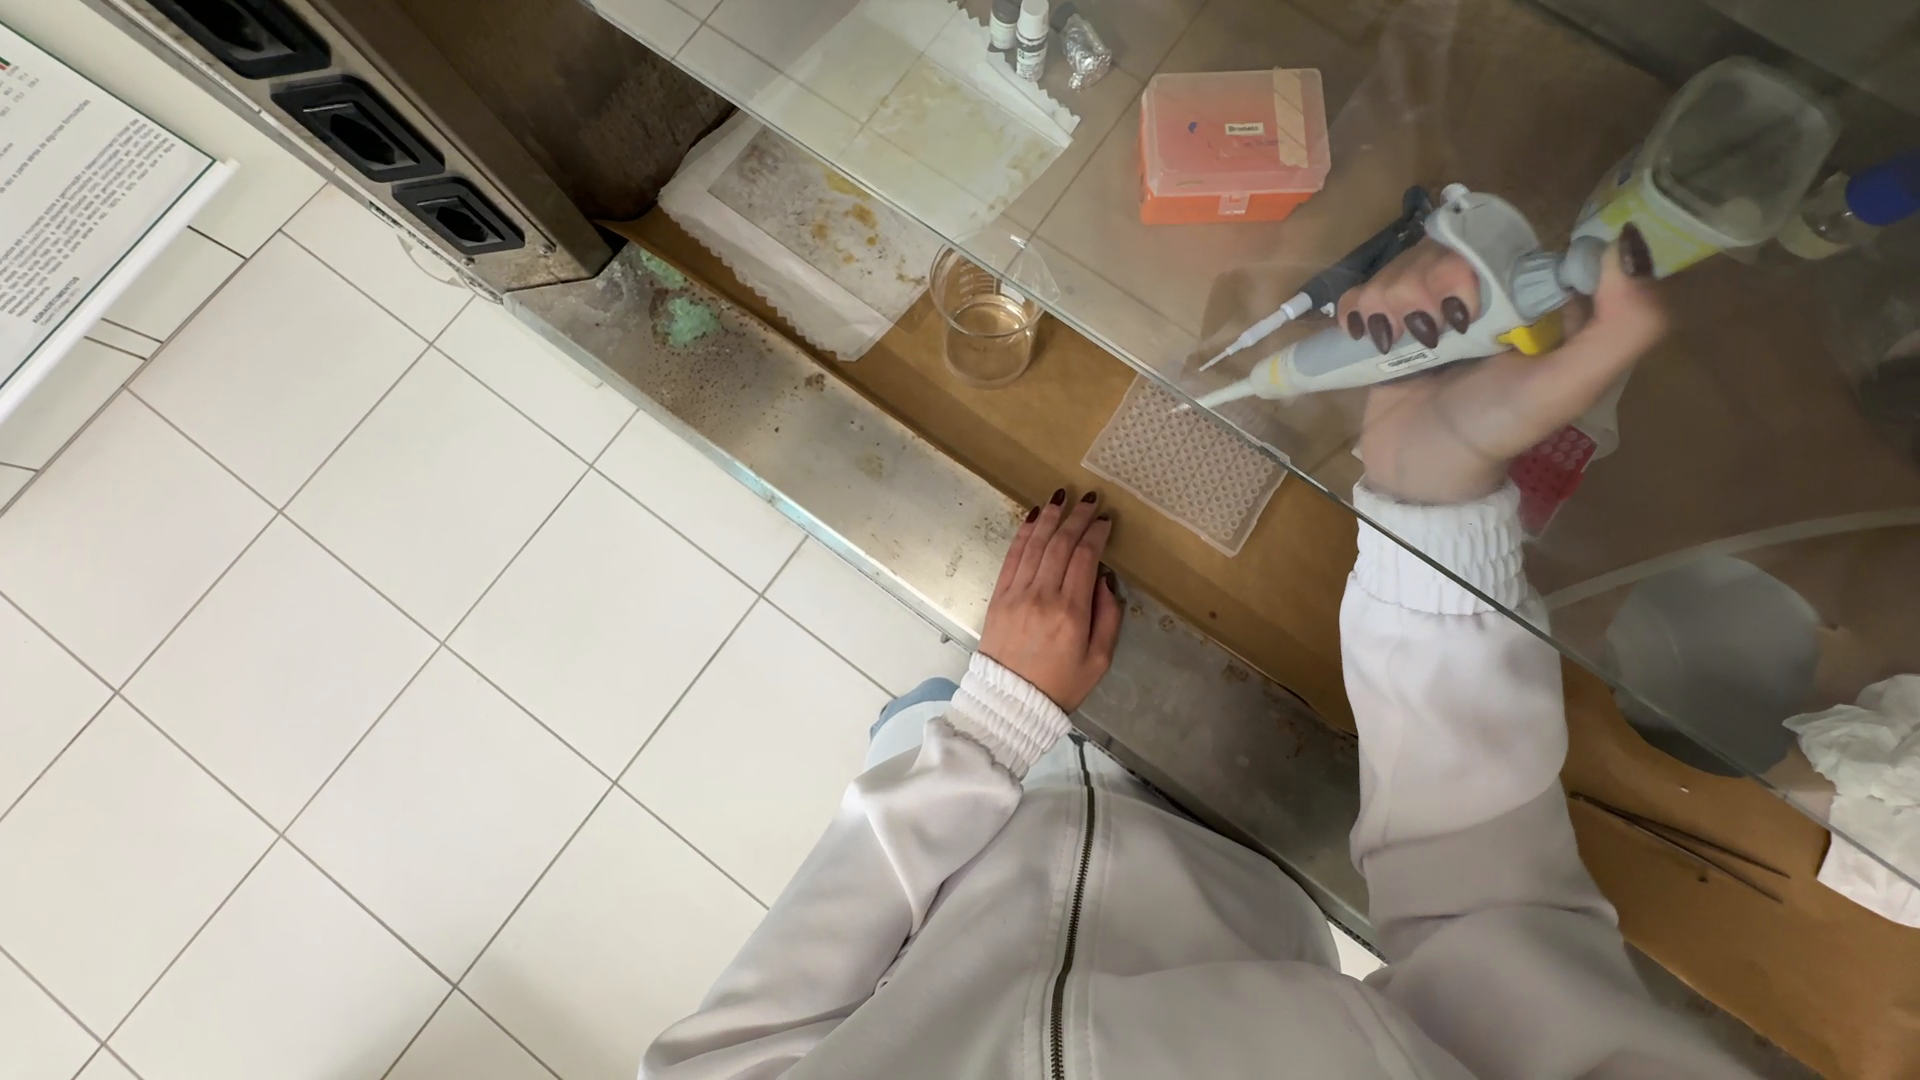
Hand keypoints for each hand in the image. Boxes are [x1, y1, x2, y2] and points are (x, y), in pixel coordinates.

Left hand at [979, 489, 1122, 711]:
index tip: (1104, 520)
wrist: (1010, 703)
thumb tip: (1104, 580)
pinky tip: (1034, 518)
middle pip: (1060, 544)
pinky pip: (1012, 557)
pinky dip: (1024, 534)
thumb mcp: (1100, 659)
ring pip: (1035, 544)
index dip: (1096, 534)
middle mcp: (1042, 596)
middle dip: (1076, 518)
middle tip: (1089, 499)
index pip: (1085, 558)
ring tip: (1062, 498)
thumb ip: (1109, 617)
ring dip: (1050, 518)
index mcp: (1072, 612)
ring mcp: (1016, 593)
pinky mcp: (998, 596)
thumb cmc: (1060, 685)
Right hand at [1342, 223, 1665, 503]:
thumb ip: (1626, 325)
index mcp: (1526, 301)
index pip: (1497, 243)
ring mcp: (1424, 315)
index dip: (1473, 263)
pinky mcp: (1381, 332)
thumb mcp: (1570, 386)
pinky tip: (1366, 339)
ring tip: (1395, 345)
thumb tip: (1625, 245)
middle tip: (1431, 335)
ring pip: (1397, 270)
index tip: (1468, 306)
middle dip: (1425, 289)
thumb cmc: (1492, 430)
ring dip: (1387, 305)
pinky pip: (1359, 294)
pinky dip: (1355, 311)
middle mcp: (1477, 301)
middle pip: (1439, 251)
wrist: (1419, 473)